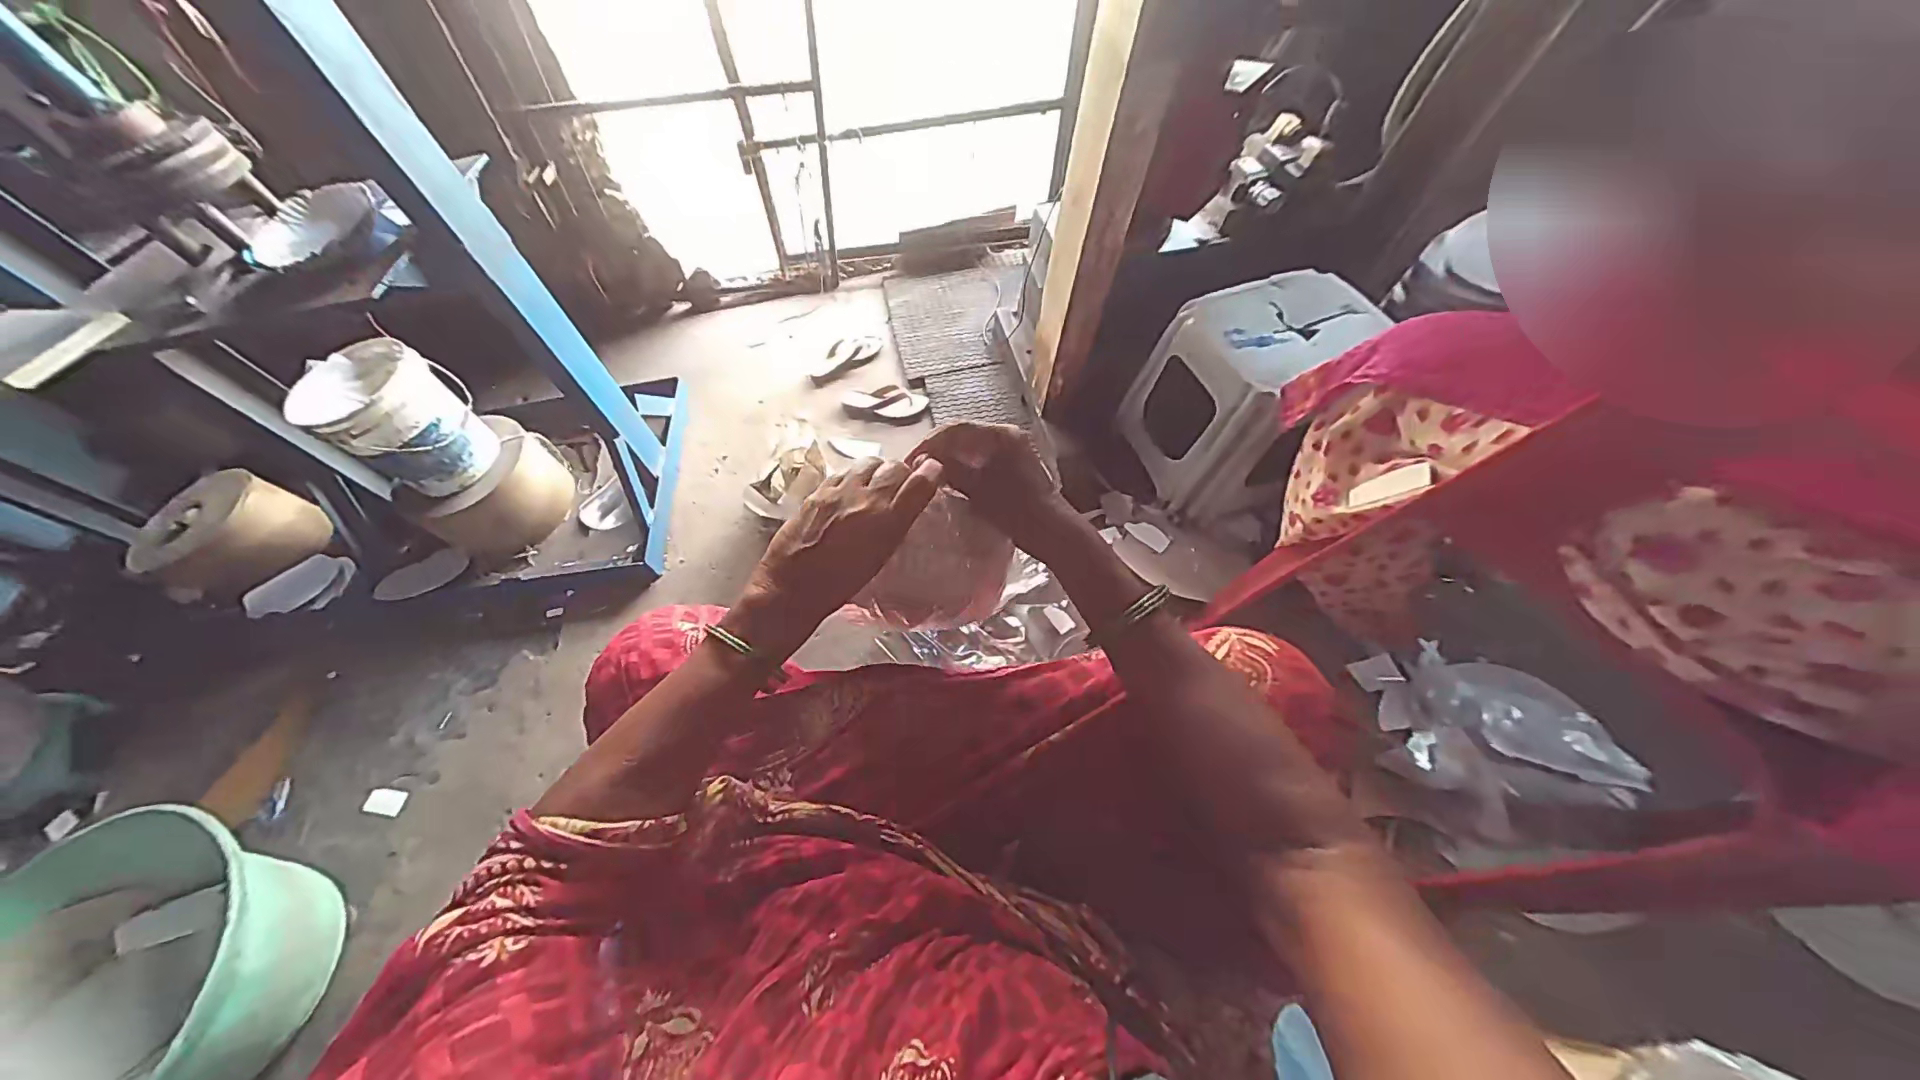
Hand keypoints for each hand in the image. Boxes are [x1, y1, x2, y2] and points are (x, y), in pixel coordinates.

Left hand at [735, 457, 943, 650]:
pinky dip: (853, 476)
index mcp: (888, 520)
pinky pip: (844, 472)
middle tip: (902, 483)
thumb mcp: (880, 558)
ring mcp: (839, 491)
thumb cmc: (839, 584)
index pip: (920, 482)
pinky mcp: (817, 491)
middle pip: (895, 466)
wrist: (792, 587)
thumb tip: (905, 507)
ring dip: (877, 470)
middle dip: (903, 472)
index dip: (931, 472)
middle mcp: (866, 499)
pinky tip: (849, 490)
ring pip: (869, 463)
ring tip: (875, 484)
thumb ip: (895, 526)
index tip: (933, 472)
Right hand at [909, 423, 1078, 561]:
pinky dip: (965, 466)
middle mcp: (1008, 434)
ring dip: (951, 457)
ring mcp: (1014, 449)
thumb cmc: (1016, 511)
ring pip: (972, 447)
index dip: (928, 444)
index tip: (910, 460)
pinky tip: (953, 479)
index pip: (955, 429)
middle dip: (938, 449)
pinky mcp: (1016, 464)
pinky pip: (983, 458)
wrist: (1052, 532)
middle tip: (916, 466)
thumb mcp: (977, 490)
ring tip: (930, 473)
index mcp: (1000, 434)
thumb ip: (950, 470)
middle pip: (964, 435)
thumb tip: (924, 461)